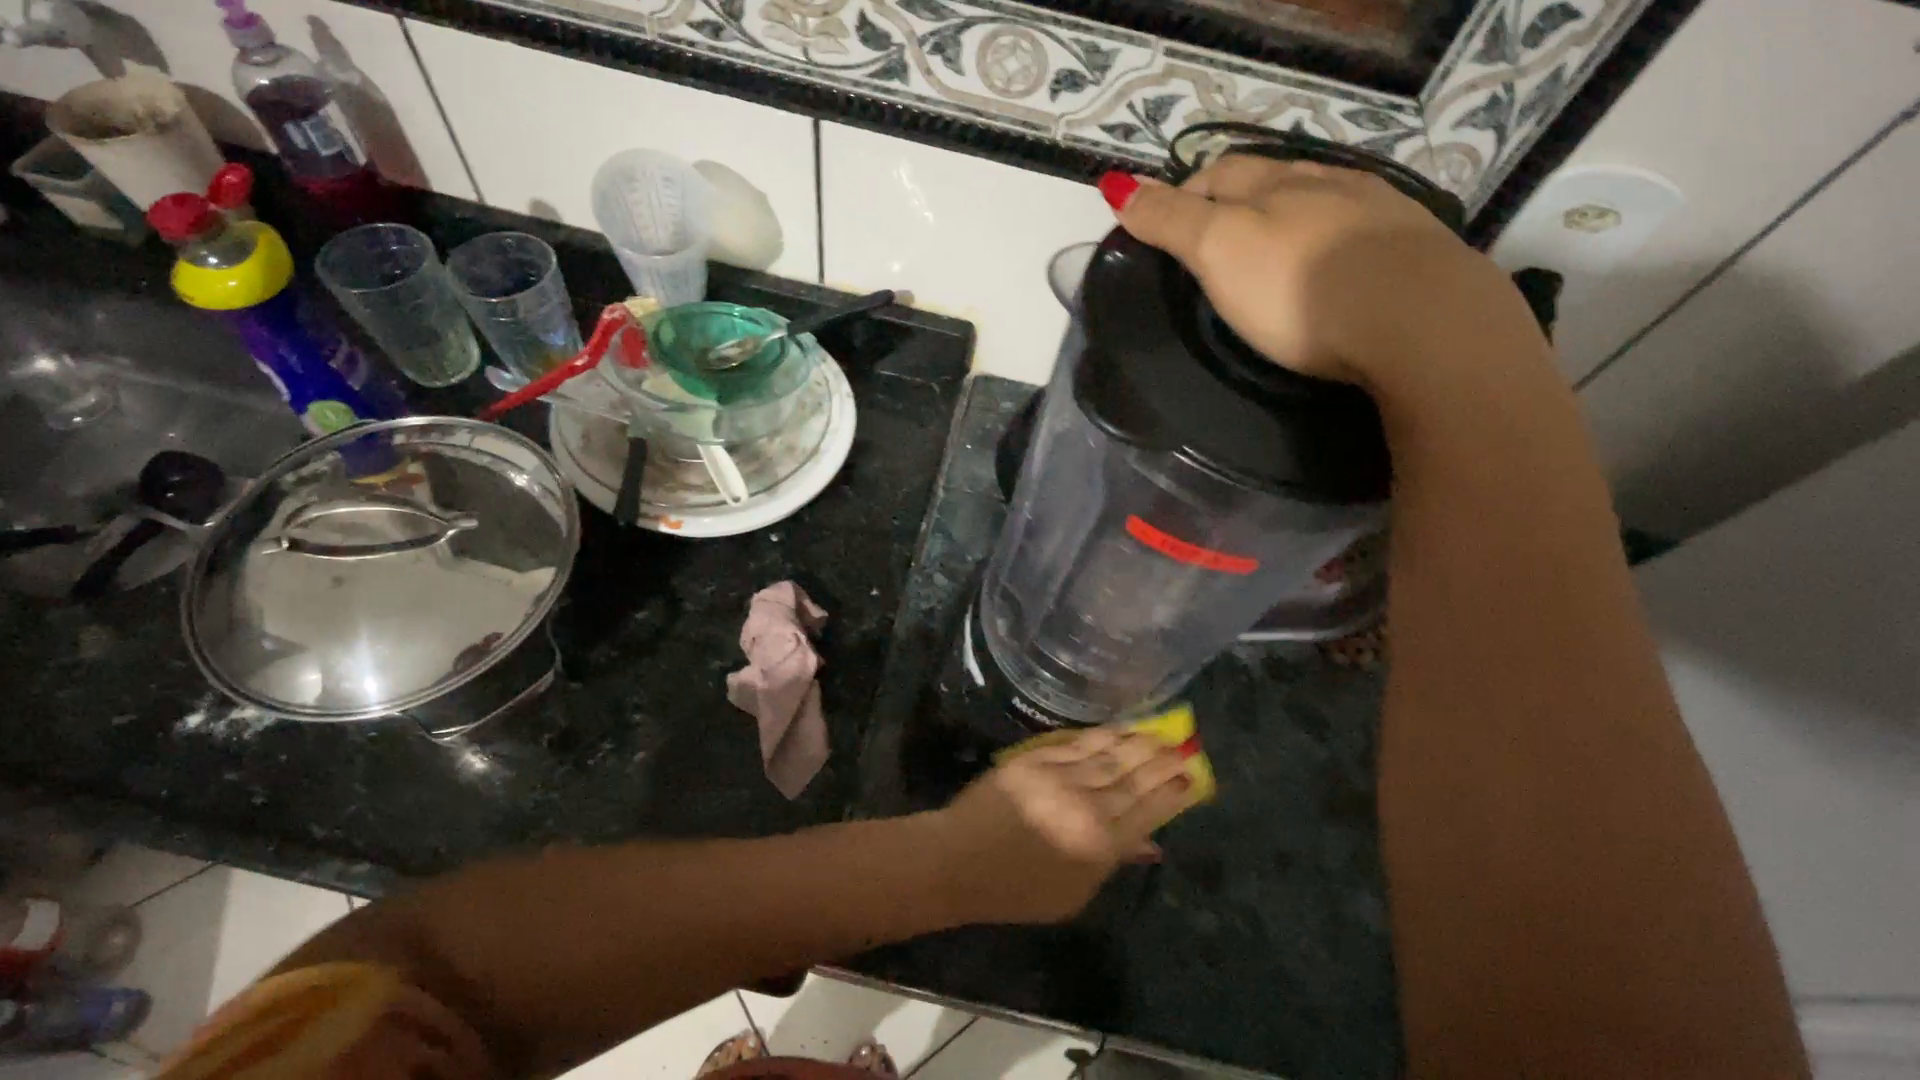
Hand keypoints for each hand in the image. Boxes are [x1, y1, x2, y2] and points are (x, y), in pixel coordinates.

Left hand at [931, 727, 1195, 924]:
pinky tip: (1117, 730)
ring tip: (1159, 732)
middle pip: (1134, 778)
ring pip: (1109, 755)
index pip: (1148, 811)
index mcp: (1099, 844)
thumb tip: (1151, 845)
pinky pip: (1077, 743)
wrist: (960, 861)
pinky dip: (1101, 735)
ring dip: (1138, 742)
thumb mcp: (1073, 895)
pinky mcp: (1036, 759)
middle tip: (1183, 748)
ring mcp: (1060, 777)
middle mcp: (1086, 806)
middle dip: (1162, 762)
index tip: (1190, 777)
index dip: (1171, 793)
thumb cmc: (1018, 890)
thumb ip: (1113, 864)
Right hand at [1105, 157, 1544, 387]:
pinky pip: (1362, 235)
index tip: (1164, 229)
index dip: (1184, 194)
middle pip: (1269, 181)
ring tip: (1274, 257)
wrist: (1420, 320)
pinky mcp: (1415, 250)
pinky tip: (1337, 272)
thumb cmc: (1300, 288)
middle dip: (1237, 202)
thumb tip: (1117, 183)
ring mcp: (1377, 213)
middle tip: (1213, 243)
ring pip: (1320, 202)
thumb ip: (1170, 219)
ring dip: (1292, 221)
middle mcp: (1326, 184)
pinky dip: (1337, 247)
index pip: (1215, 175)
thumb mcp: (1219, 252)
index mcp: (1272, 185)